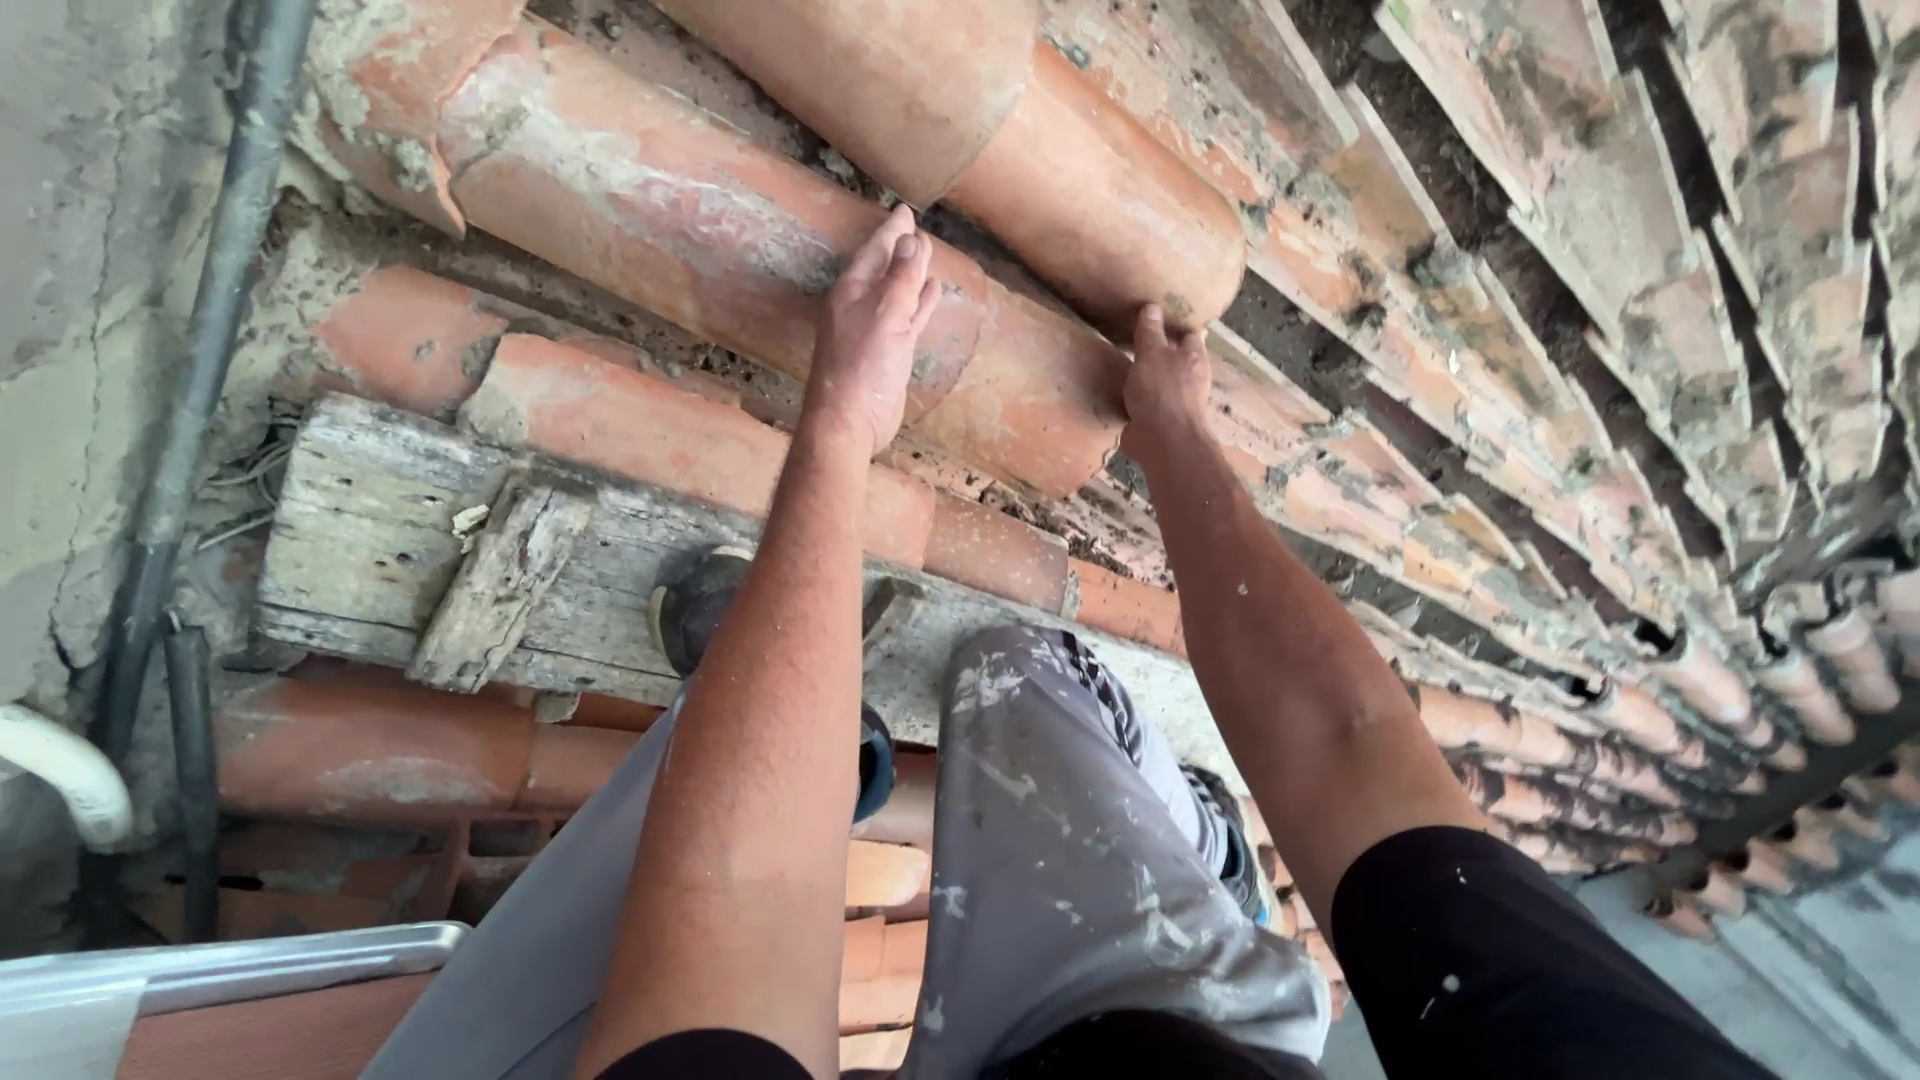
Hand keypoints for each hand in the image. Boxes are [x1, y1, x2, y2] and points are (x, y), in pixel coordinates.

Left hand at [805, 204, 939, 454]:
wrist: (850, 419)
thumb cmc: (862, 365)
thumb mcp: (884, 314)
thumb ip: (900, 278)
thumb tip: (911, 240)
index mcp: (851, 292)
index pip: (874, 252)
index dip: (891, 232)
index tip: (906, 212)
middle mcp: (860, 306)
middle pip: (884, 270)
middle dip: (900, 250)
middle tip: (917, 229)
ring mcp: (875, 330)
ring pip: (897, 293)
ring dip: (911, 275)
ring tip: (927, 256)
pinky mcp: (889, 352)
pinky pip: (907, 319)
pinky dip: (920, 304)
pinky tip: (931, 293)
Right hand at [1121, 303, 1211, 459]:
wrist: (1162, 440)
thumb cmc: (1161, 390)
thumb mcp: (1151, 353)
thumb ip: (1150, 332)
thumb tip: (1152, 307)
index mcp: (1193, 357)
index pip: (1188, 334)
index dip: (1173, 325)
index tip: (1154, 318)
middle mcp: (1189, 378)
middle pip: (1174, 358)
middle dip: (1159, 351)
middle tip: (1133, 338)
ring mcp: (1175, 401)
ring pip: (1160, 381)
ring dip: (1146, 376)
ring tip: (1122, 363)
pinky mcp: (1160, 420)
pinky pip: (1146, 403)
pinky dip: (1136, 398)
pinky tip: (1119, 392)